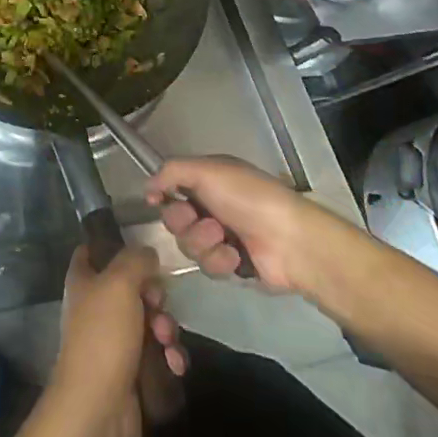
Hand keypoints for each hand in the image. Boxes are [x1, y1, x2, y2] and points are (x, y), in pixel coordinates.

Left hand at [25, 245, 183, 436]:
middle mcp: (96, 305)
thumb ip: (135, 260)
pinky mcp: (132, 367)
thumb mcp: (118, 283)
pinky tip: (174, 364)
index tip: (142, 255)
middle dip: (155, 297)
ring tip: (166, 341)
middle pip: (132, 287)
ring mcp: (114, 337)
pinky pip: (158, 352)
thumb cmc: (103, 334)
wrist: (99, 404)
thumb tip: (147, 252)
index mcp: (83, 279)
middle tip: (158, 306)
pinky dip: (170, 356)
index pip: (93, 250)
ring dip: (166, 328)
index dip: (117, 249)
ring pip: (150, 320)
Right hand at [147, 156, 358, 293]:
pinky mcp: (230, 266)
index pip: (171, 187)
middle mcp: (211, 207)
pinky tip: (236, 257)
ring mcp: (221, 238)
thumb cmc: (248, 197)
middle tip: (198, 217)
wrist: (290, 241)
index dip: (161, 194)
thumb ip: (170, 171)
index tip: (156, 200)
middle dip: (182, 221)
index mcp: (208, 181)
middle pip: (173, 219)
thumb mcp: (207, 170)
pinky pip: (206, 266)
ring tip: (224, 239)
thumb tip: (148, 187)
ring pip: (187, 244)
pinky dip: (219, 260)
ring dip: (202, 242)